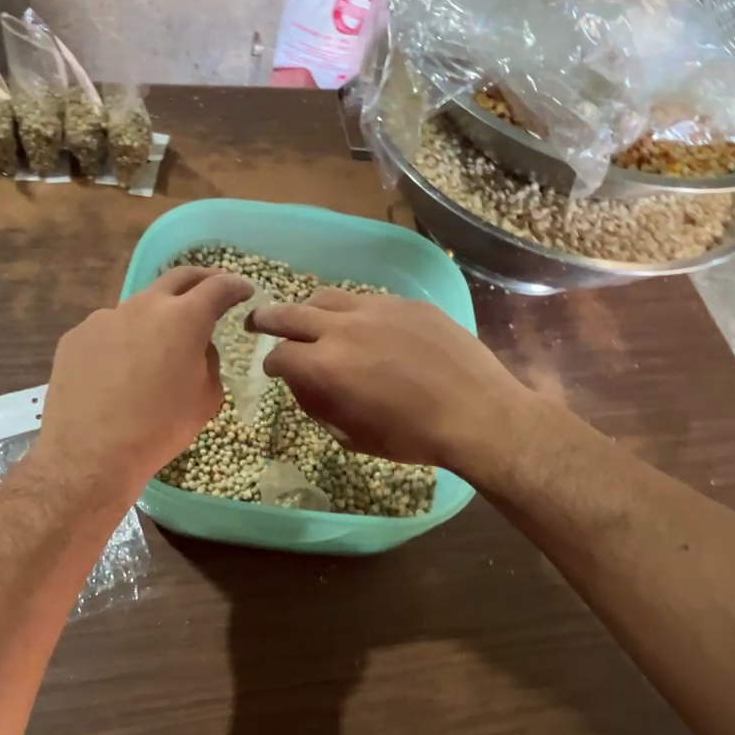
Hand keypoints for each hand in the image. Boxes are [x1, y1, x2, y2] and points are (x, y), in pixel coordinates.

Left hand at [36, 267, 254, 491]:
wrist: (90, 453)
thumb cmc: (160, 429)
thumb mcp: (205, 400)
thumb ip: (208, 362)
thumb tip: (197, 348)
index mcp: (184, 318)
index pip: (218, 287)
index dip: (235, 285)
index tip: (243, 289)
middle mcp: (144, 306)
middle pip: (178, 278)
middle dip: (201, 279)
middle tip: (212, 288)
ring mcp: (105, 317)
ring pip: (139, 307)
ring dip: (156, 317)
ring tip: (158, 346)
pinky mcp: (77, 335)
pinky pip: (109, 331)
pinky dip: (122, 341)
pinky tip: (118, 371)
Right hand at [249, 290, 535, 469]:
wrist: (478, 414)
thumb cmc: (413, 437)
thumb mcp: (354, 437)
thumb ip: (322, 408)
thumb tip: (310, 387)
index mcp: (326, 365)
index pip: (280, 355)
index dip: (271, 364)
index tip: (273, 368)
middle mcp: (344, 328)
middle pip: (292, 313)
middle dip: (268, 319)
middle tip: (257, 321)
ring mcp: (378, 309)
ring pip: (329, 297)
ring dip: (311, 308)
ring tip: (309, 316)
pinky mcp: (408, 304)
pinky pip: (369, 300)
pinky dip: (355, 312)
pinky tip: (365, 325)